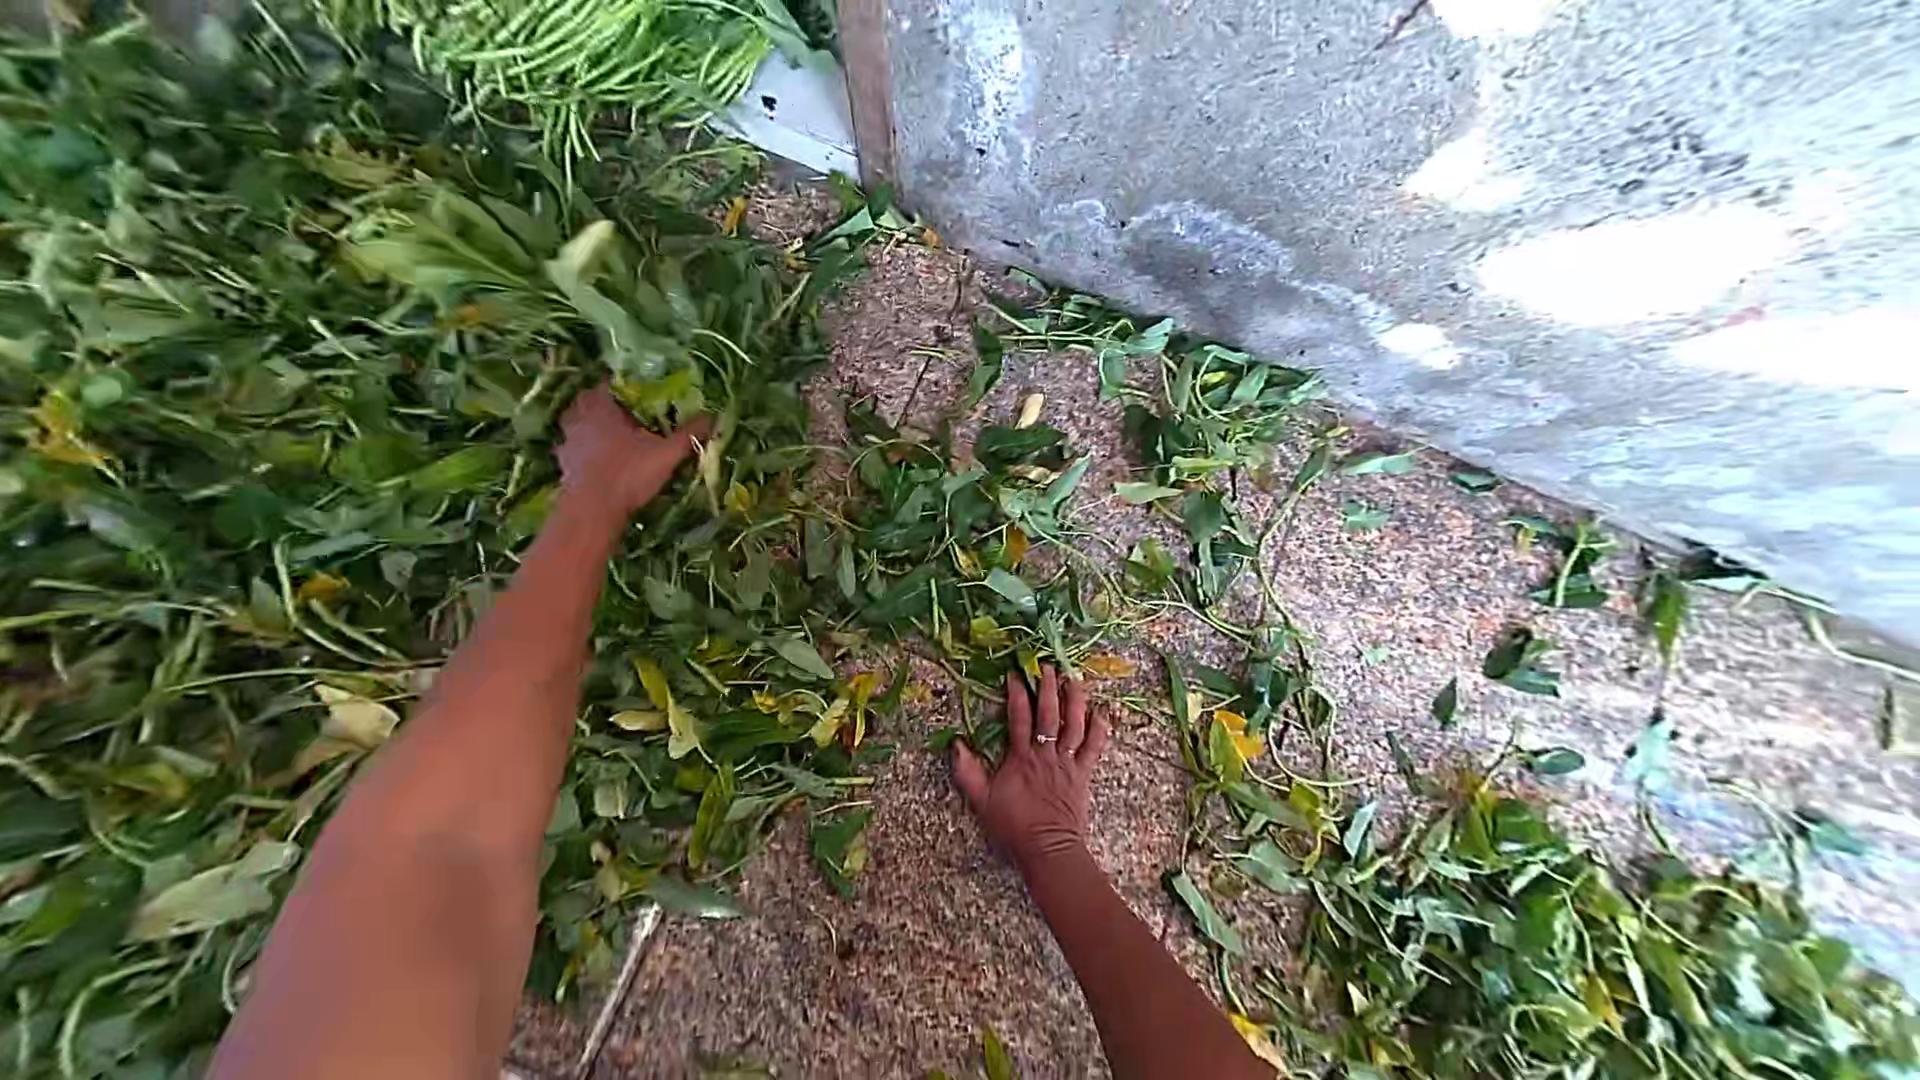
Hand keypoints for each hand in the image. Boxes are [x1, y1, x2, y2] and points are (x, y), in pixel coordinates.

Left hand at [556, 383, 710, 515]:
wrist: (594, 509)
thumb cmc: (629, 473)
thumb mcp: (667, 453)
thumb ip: (688, 434)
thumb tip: (713, 417)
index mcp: (601, 408)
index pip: (606, 384)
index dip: (622, 385)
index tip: (638, 392)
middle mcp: (579, 419)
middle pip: (588, 401)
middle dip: (605, 404)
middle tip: (627, 413)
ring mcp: (568, 441)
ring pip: (577, 424)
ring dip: (591, 426)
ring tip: (613, 435)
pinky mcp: (564, 463)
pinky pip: (574, 447)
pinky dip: (585, 449)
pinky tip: (601, 458)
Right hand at [953, 666, 1108, 877]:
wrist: (1048, 849)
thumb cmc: (1014, 826)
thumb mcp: (982, 800)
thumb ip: (967, 772)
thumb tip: (955, 743)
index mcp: (1022, 757)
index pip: (1019, 716)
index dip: (1017, 693)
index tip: (1015, 674)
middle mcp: (1046, 754)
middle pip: (1049, 713)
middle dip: (1049, 687)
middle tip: (1048, 666)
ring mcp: (1068, 762)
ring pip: (1074, 724)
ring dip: (1075, 699)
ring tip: (1074, 678)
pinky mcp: (1083, 773)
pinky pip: (1094, 747)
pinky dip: (1099, 728)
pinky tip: (1100, 711)